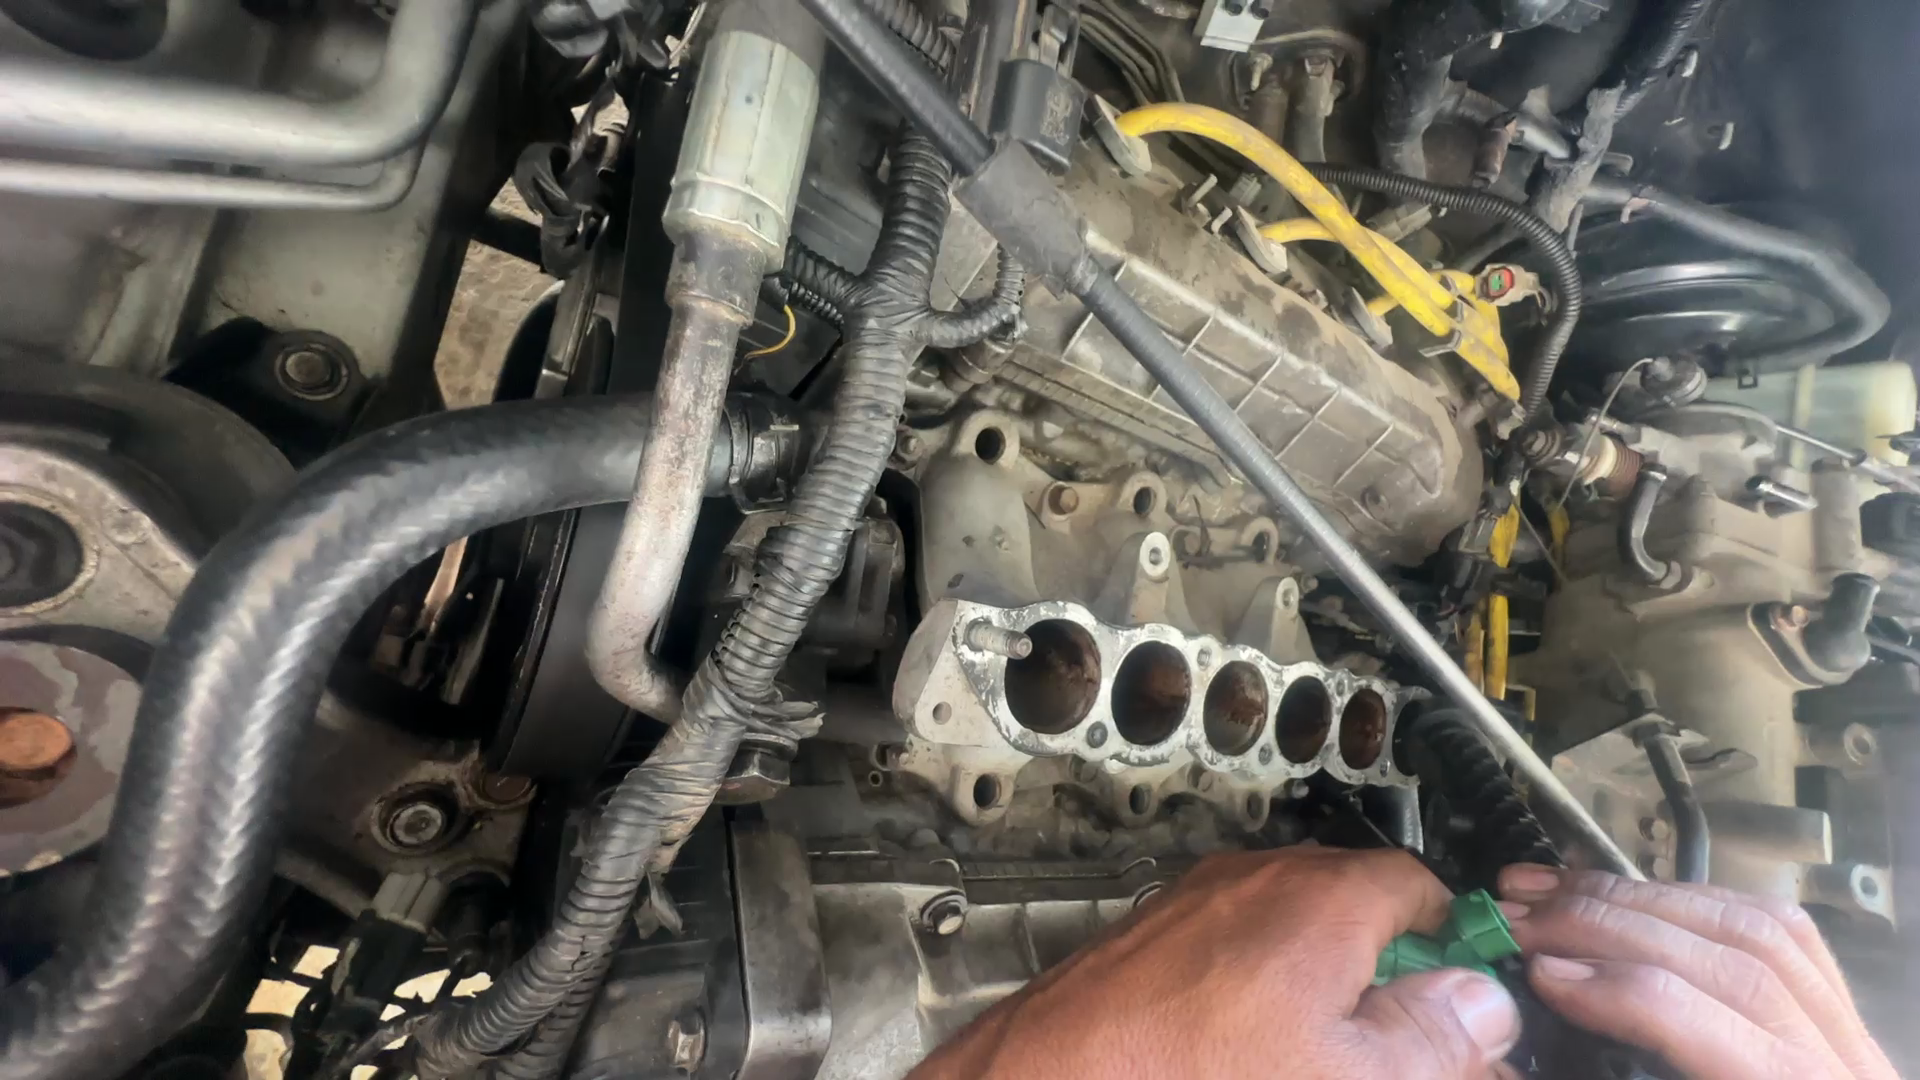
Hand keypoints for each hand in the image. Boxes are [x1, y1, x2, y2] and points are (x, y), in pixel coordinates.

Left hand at [911, 847, 1521, 1079]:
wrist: (1073, 1063)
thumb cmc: (1211, 1068)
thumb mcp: (1353, 1074)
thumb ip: (1432, 1033)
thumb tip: (1482, 999)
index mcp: (1320, 894)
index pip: (1415, 883)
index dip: (1451, 937)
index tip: (1466, 998)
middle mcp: (1259, 873)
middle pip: (1356, 899)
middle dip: (1392, 963)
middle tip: (1404, 1039)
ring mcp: (1205, 891)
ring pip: (1295, 917)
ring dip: (1328, 969)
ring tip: (1328, 1039)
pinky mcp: (1166, 918)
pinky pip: (1241, 930)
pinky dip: (1267, 969)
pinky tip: (1256, 1027)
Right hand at [1498, 865, 1896, 1079]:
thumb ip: (1590, 1079)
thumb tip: (1514, 1017)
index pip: (1726, 1034)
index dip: (1621, 989)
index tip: (1537, 974)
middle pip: (1733, 965)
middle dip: (1603, 923)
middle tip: (1515, 915)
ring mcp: (1858, 1045)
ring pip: (1751, 931)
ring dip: (1627, 897)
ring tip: (1544, 892)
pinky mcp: (1838, 1016)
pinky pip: (1770, 926)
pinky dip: (1676, 895)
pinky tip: (1614, 893)